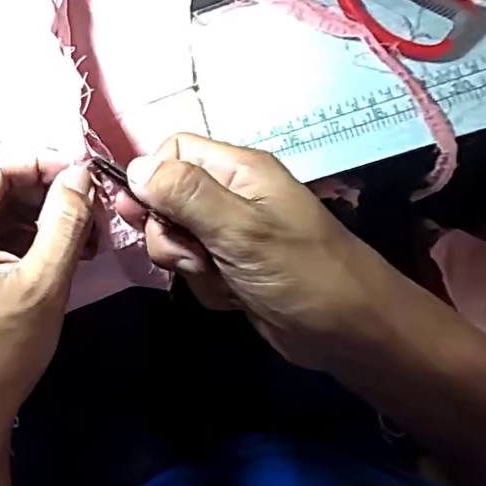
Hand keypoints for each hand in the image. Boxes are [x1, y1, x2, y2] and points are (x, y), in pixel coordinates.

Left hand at [0, 154, 94, 436]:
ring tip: (91, 233)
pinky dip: (39, 234)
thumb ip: (64, 221)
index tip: (90, 177)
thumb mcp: (43, 283)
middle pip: (2, 182)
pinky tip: (72, 248)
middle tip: (95, 208)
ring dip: (50, 214)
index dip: (47, 163)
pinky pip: (5, 230)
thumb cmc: (3, 351)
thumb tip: (81, 172)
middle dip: (52, 191)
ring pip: (8, 206)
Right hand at [113, 134, 425, 373]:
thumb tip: (135, 168)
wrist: (350, 334)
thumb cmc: (301, 272)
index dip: (152, 179)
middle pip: (167, 199)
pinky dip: (207, 286)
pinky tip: (235, 296)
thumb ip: (186, 195)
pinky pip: (194, 270)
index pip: (173, 151)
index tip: (144, 213)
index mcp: (238, 170)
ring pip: (176, 239)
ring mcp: (230, 234)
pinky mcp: (232, 268)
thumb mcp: (241, 228)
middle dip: (170, 233)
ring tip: (223, 277)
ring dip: (189, 265)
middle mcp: (231, 195)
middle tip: (193, 254)